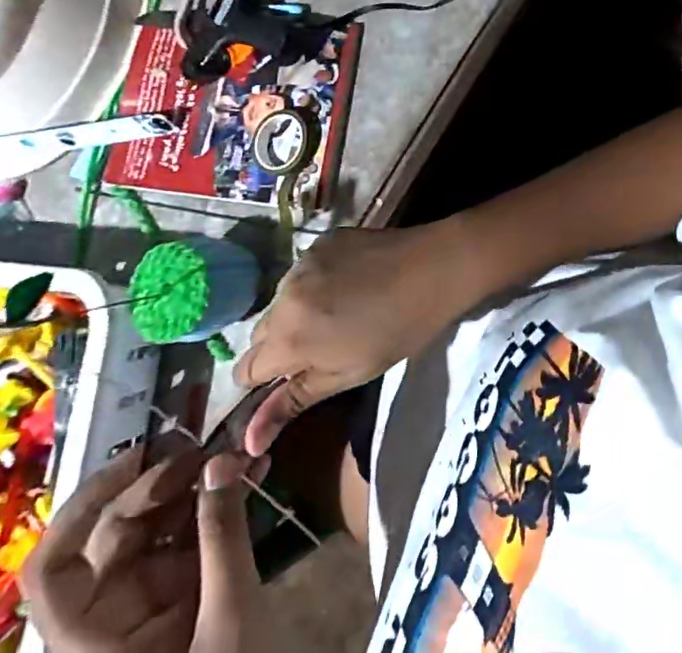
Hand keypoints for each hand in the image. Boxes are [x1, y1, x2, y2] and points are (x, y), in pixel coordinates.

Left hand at [21, 449, 275, 652]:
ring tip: (240, 454)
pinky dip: (220, 504)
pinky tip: (253, 474)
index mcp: (88, 637)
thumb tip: (221, 462)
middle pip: (114, 535)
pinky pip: (194, 537)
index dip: (84, 508)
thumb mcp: (227, 619)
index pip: (53, 568)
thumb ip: (223, 538)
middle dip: (161, 485)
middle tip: (210, 451)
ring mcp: (149, 601)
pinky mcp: (186, 593)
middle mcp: (109, 612)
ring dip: (200, 486)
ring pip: (159, 529)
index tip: (139, 460)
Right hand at [235, 222, 482, 456]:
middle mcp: (282, 297)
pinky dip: (318, 281)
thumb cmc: (400, 330)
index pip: (244, 370)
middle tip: (326, 344)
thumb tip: (247, 440)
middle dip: (282, 344)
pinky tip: (352, 281)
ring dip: (299, 310)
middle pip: (261, 333)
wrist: (437, 268)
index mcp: (286, 338)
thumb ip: (295, 400)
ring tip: (343, 310)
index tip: (296, 377)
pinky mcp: (322, 241)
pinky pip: (304, 270)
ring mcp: (302, 263)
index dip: (266, 380)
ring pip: (282, 299)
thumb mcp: (350, 373)